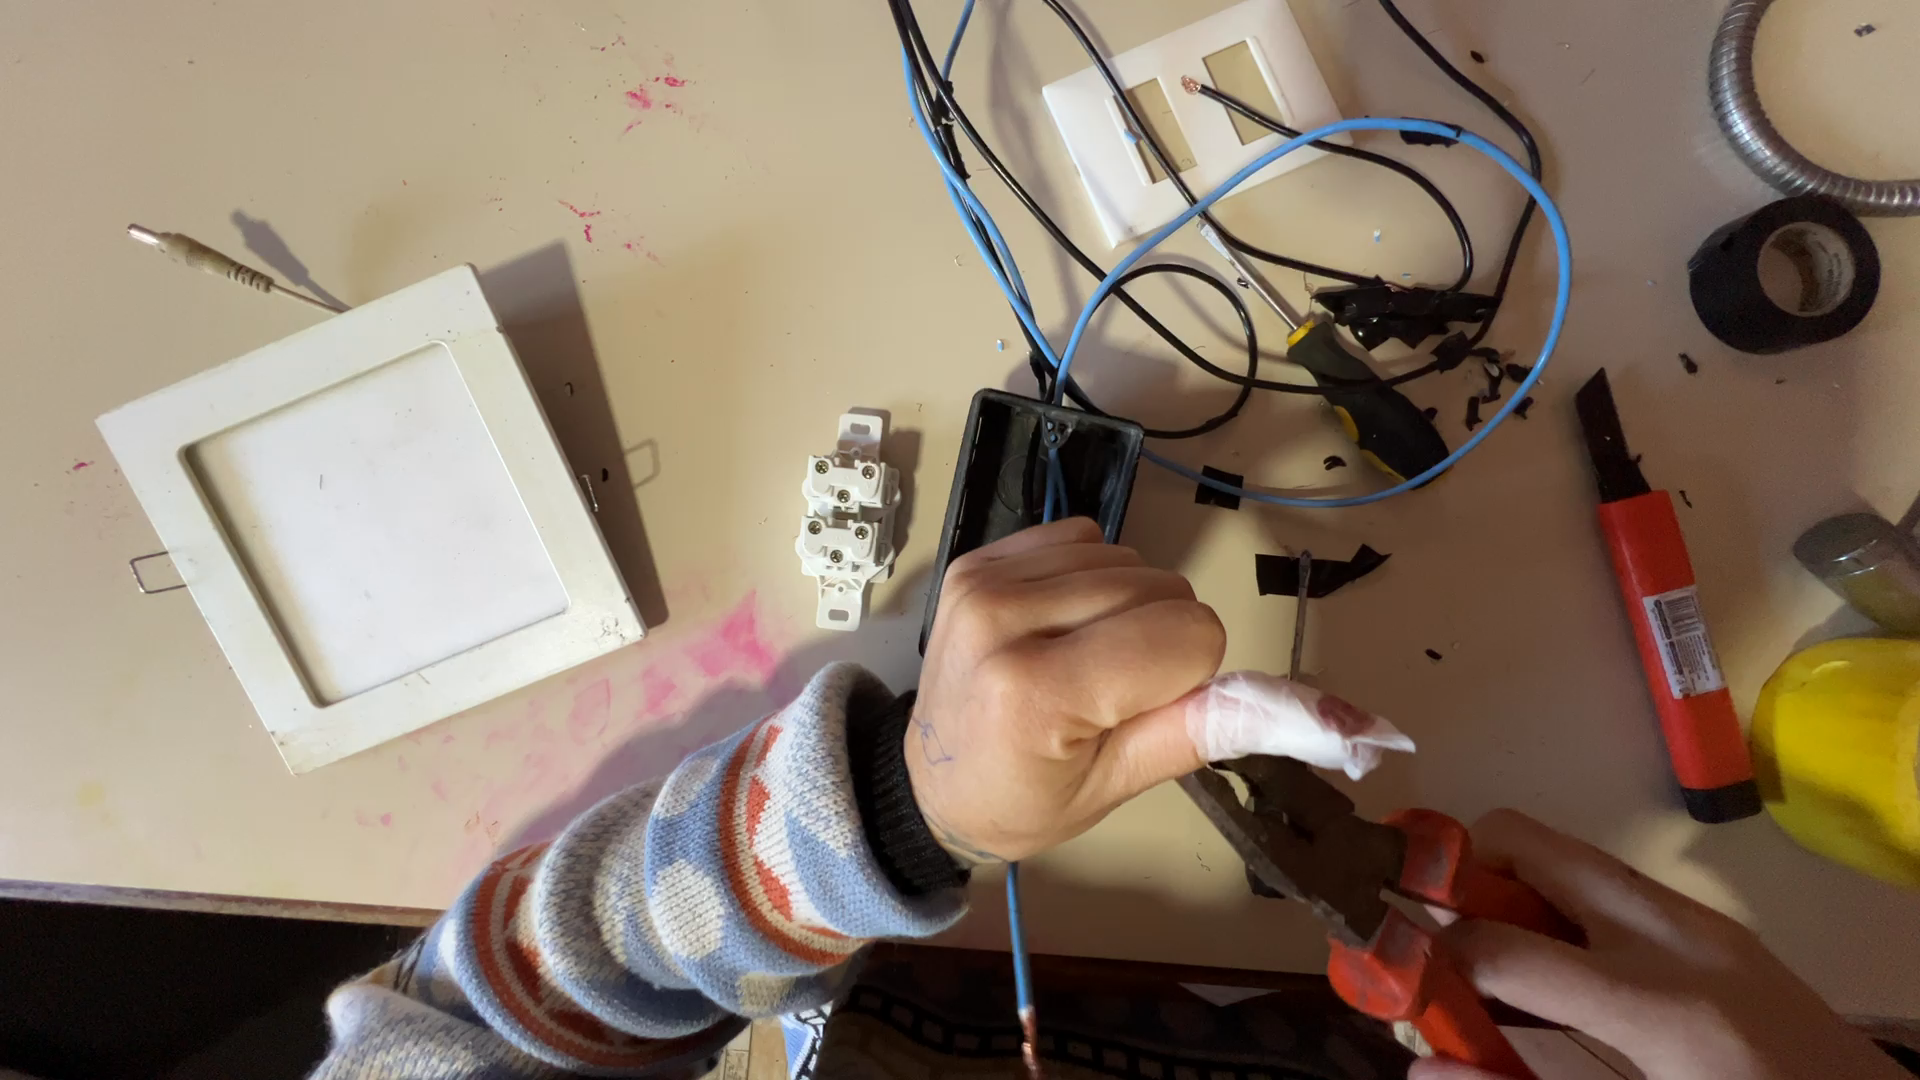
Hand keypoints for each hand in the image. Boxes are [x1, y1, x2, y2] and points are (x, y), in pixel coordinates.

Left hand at [908, 518, 1224, 863]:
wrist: (931, 779)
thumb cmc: (1021, 798)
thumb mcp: (1114, 785)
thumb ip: (1200, 732)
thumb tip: (1299, 708)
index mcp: (1038, 689)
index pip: (1186, 633)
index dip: (1192, 673)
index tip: (1149, 707)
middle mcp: (1004, 616)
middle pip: (1160, 587)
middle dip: (1161, 638)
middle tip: (1112, 689)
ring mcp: (985, 580)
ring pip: (1126, 558)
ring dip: (1127, 605)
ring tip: (1082, 656)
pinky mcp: (977, 560)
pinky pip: (1081, 538)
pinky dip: (1092, 575)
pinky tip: (1061, 620)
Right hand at [1412, 810, 1904, 1079]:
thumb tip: (1418, 1068)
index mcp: (1660, 1009)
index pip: (1498, 947)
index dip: (1431, 952)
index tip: (1402, 965)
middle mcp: (1672, 937)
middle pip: (1516, 839)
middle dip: (1457, 872)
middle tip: (1440, 929)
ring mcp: (1694, 919)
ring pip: (1554, 848)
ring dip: (1502, 885)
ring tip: (1498, 953)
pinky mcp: (1706, 921)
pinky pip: (1594, 879)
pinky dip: (1550, 904)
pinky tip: (1561, 964)